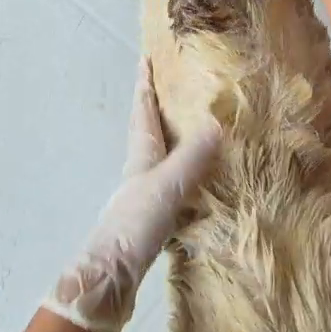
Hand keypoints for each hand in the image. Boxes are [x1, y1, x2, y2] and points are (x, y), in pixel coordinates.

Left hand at [44, 59, 220, 331]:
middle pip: (146, 127)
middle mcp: (140, 167)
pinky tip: (195, 178)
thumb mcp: (168, 184)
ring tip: (188, 125)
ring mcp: (143, 192)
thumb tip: (218, 121)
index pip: (143, 108)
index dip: (145, 83)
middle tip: (170, 84)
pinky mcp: (151, 215)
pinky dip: (182, 169)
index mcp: (141, 152)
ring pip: (158, 154)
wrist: (112, 274)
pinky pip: (170, 179)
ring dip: (169, 136)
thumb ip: (193, 155)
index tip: (145, 57)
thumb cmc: (136, 222)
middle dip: (155, 104)